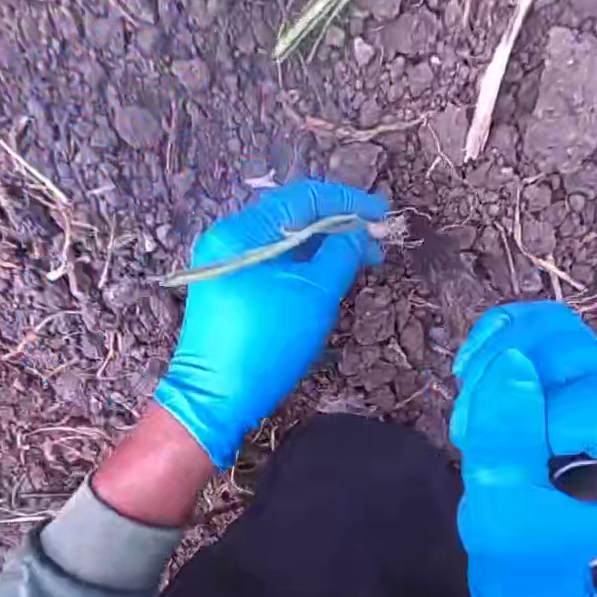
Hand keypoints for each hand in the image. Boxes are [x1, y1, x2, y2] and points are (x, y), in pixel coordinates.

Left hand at [155, 179, 389, 467]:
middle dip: (337, 229)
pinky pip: (269, 268)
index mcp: (242, 232)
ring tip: (357, 264)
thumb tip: (357, 231)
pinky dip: (300, 269)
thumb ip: (340, 255)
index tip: (381, 215)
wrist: (214, 399)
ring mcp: (224, 267)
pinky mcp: (227, 292)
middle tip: (374, 246)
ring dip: (321, 250)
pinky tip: (326, 279)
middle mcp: (227, 241)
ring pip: (282, 246)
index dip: (348, 202)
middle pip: (291, 219)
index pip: (303, 197)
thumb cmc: (265, 345)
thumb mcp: (313, 296)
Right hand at [450, 303, 596, 596]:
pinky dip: (499, 339)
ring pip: (560, 335)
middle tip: (467, 421)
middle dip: (505, 375)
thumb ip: (507, 436)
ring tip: (471, 407)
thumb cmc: (519, 547)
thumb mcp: (504, 503)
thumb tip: (509, 358)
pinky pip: (545, 332)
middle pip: (581, 356)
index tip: (502, 461)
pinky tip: (473, 371)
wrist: (520, 559)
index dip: (538, 421)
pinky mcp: (582, 384)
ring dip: (495, 359)